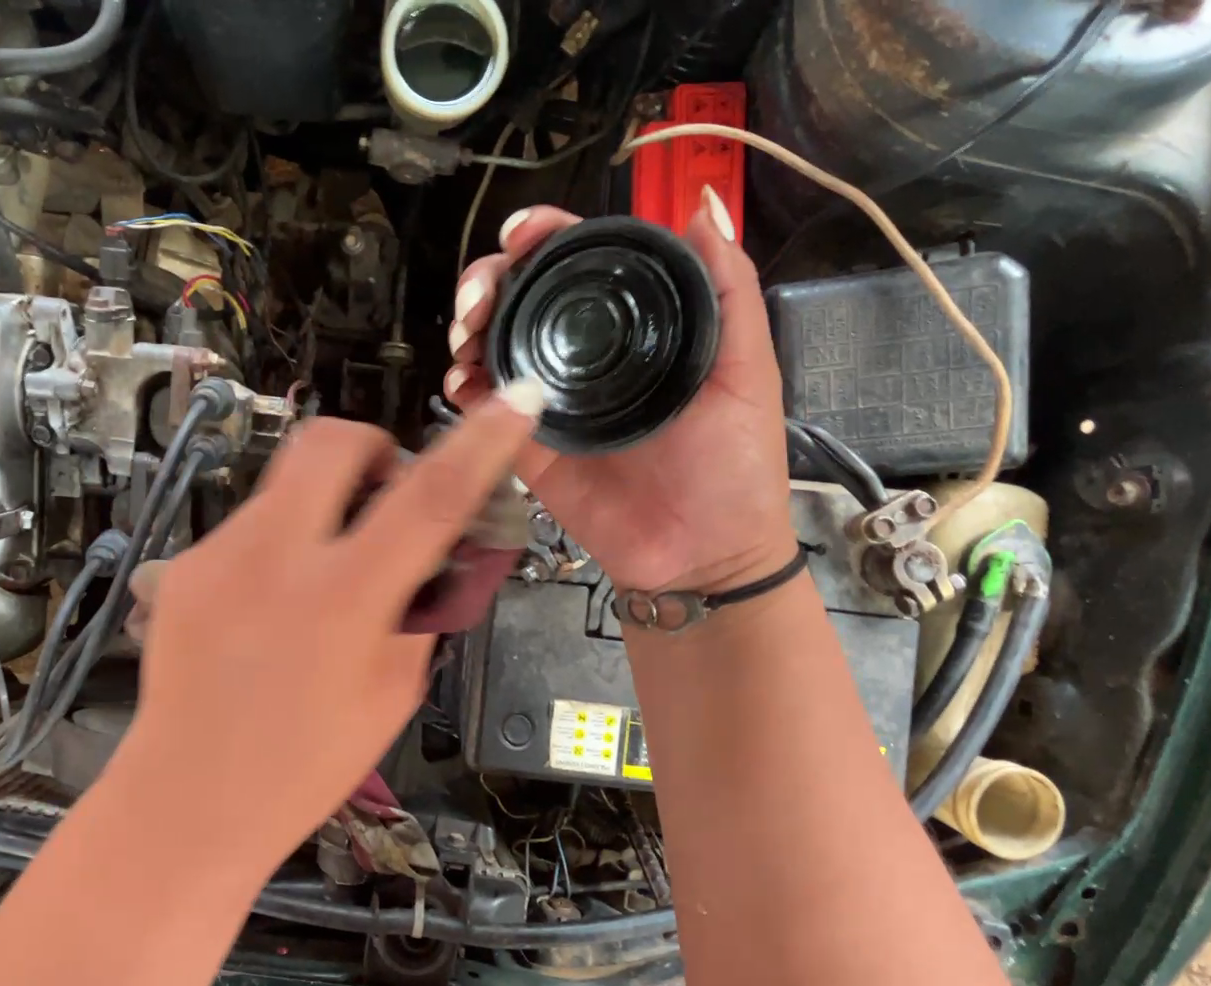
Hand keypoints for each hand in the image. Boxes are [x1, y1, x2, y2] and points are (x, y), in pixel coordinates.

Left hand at [101, 389, 541, 865]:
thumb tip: (442, 552)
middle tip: (386, 495)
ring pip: (287, 485)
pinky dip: (281, 544)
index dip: (479, 445)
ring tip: (323, 575)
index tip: (512, 404)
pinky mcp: (185, 565)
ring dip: (323, 506)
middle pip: (331, 441)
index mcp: (342, 601)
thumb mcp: (391, 694)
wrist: (188, 799)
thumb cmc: (303, 766)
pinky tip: (272, 604)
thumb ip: (421, 610)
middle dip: (373, 447)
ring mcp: (218, 556)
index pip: (428, 499)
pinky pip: (250, 526)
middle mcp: (273, 560)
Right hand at [445, 198, 795, 591]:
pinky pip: (483, 407)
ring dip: (468, 327)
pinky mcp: (527, 444)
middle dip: (489, 281)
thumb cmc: (734, 465)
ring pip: (493, 344)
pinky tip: (462, 382)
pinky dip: (463, 385)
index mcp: (636, 327)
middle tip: (477, 297)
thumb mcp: (747, 372)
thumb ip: (728, 292)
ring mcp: (551, 399)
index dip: (545, 237)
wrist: (702, 555)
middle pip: (523, 298)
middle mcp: (587, 355)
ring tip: (465, 334)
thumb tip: (703, 204)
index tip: (520, 233)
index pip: (581, 264)